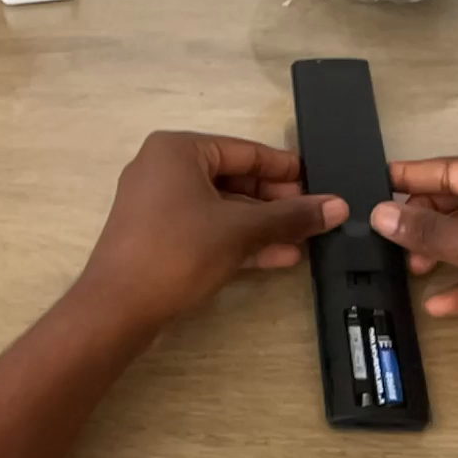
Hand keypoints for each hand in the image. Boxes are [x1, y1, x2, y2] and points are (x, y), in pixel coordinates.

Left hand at [77, 131, 347, 327]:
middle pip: (233, 180)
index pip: (244, 151)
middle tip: (315, 216)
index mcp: (178, 150)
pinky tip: (278, 256)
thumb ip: (290, 216)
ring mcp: (156, 204)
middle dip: (275, 202)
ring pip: (221, 208)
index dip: (285, 168)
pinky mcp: (156, 236)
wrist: (118, 307)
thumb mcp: (240, 230)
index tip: (320, 181)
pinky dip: (237, 240)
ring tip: (304, 240)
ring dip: (261, 226)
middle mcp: (162, 168)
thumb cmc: (178, 252)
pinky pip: (205, 229)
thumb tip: (338, 206)